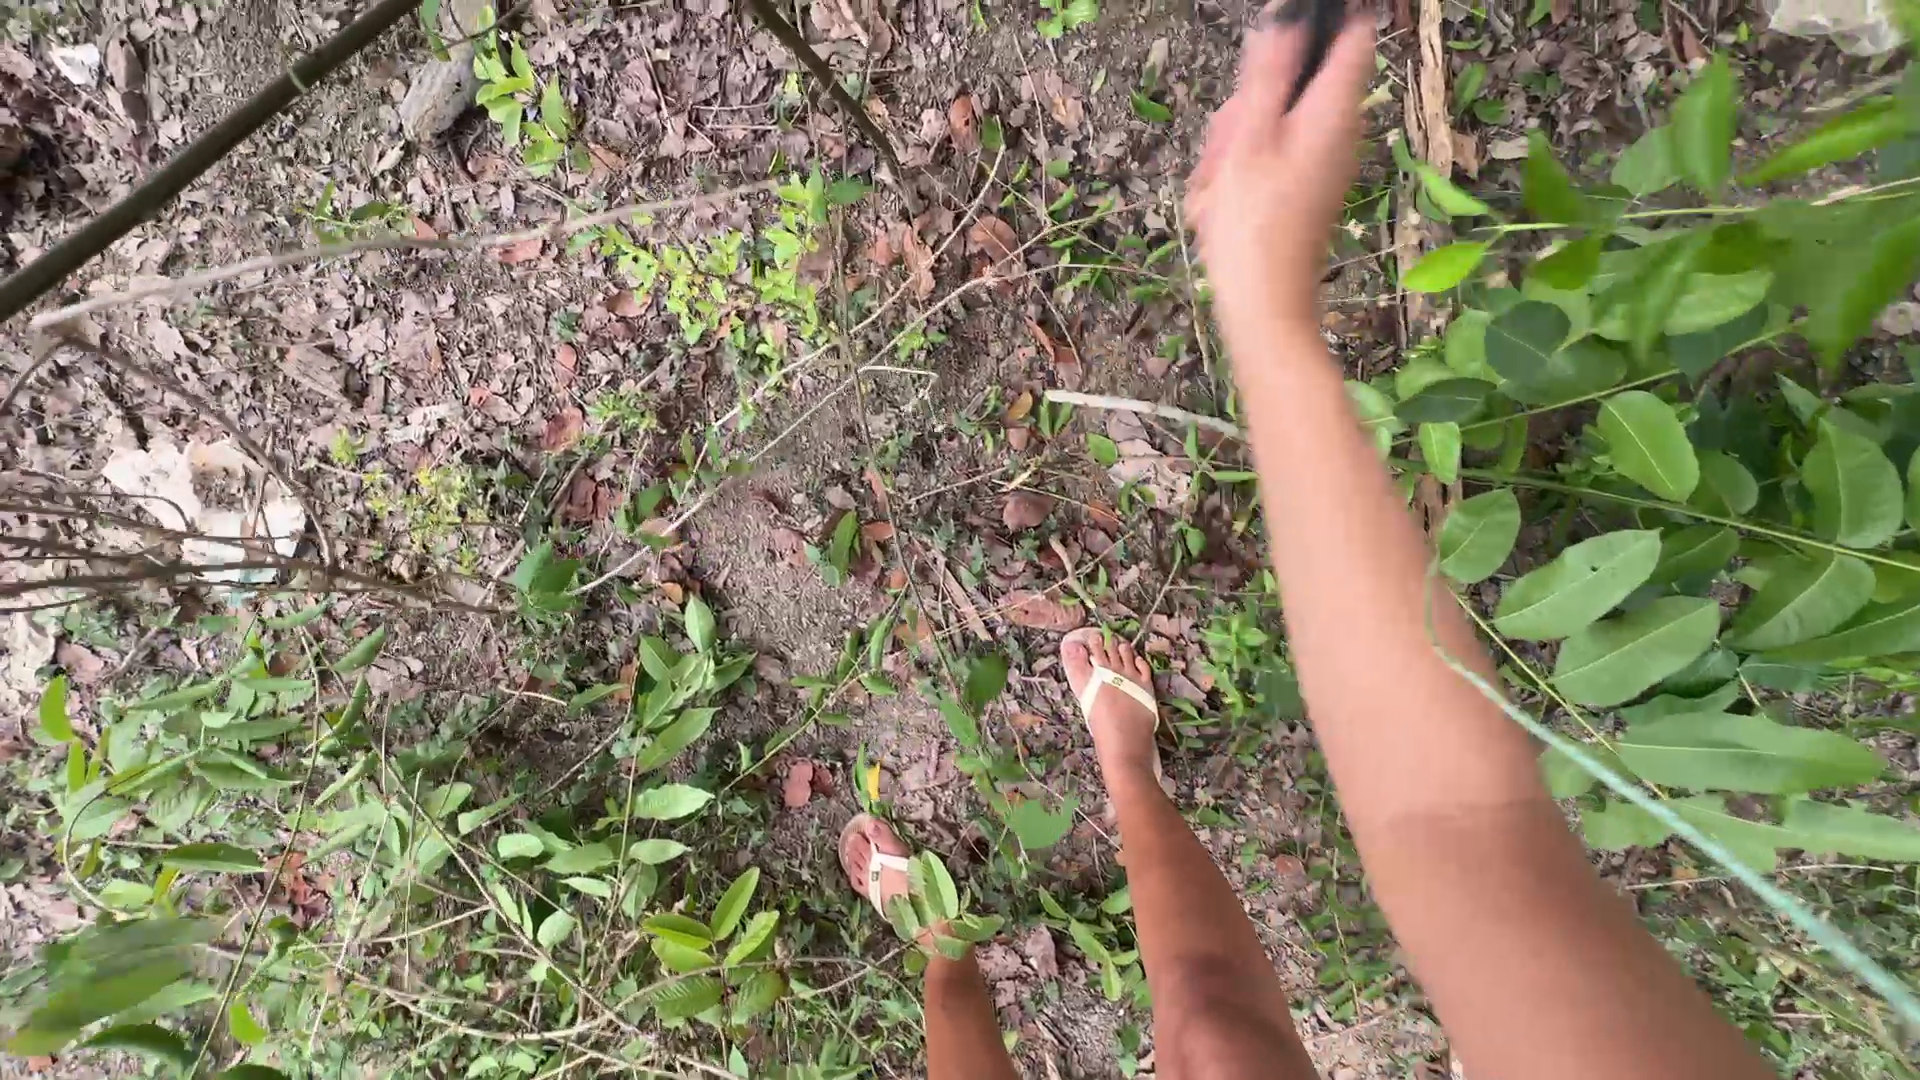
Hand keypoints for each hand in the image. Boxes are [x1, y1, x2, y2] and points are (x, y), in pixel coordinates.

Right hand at [1188, 7, 1374, 335]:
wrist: (1262, 306)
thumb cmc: (1252, 227)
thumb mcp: (1249, 142)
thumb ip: (1269, 73)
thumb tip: (1287, 16)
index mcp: (1334, 108)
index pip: (1348, 31)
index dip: (1313, 25)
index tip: (1269, 46)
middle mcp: (1337, 131)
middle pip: (1295, 83)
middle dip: (1249, 103)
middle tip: (1226, 141)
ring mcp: (1321, 164)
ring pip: (1273, 126)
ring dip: (1235, 147)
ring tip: (1215, 188)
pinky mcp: (1302, 192)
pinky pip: (1269, 162)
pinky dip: (1240, 176)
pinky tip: (1219, 205)